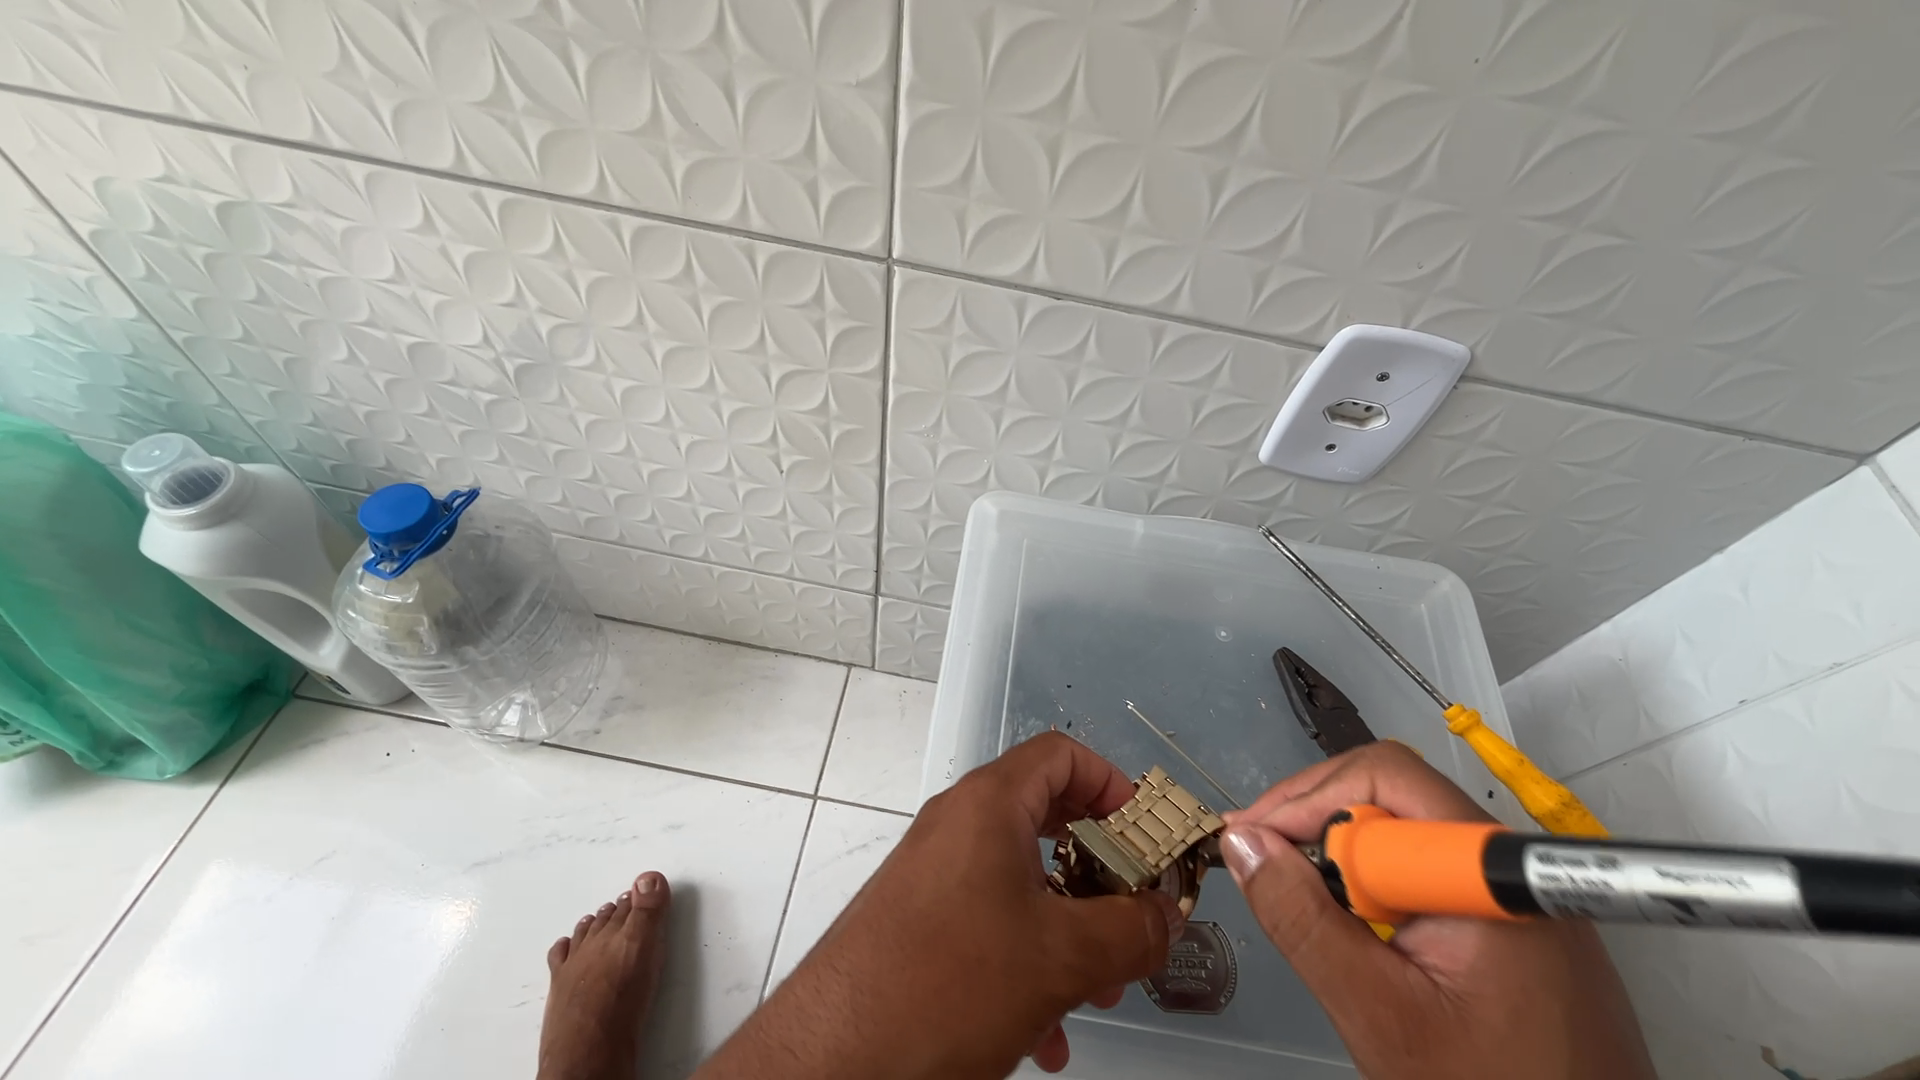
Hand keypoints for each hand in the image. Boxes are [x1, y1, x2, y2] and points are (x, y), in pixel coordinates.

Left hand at [698, 733, 1180, 1079]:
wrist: (836, 1057)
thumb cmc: (954, 981)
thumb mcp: (1062, 957)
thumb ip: (1131, 929)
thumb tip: (1168, 913)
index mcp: (987, 805)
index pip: (1061, 755)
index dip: (1113, 784)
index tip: (1146, 839)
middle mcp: (956, 826)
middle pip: (1046, 819)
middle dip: (1100, 874)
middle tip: (1132, 922)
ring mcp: (932, 874)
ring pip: (1022, 883)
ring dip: (1069, 932)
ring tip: (1096, 993)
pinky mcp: (916, 921)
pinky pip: (988, 923)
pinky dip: (1026, 963)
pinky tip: (1043, 1034)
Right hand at [1219, 742, 1654, 1079]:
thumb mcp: (1379, 1013)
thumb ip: (1305, 923)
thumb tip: (1242, 842)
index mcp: (1484, 870)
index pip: (1384, 778)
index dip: (1306, 797)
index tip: (1250, 840)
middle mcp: (1505, 863)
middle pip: (1393, 790)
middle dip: (1313, 814)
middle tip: (1259, 858)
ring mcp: (1512, 893)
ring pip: (1405, 827)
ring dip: (1339, 848)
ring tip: (1294, 890)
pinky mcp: (1510, 922)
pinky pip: (1426, 867)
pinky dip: (1371, 878)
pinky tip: (1347, 917)